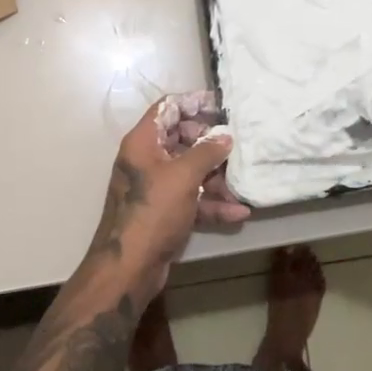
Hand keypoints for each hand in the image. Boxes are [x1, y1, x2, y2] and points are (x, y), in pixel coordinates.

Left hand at [89, 94, 250, 292]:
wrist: (129, 267)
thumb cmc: (153, 211)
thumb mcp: (183, 176)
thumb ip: (206, 152)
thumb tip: (224, 137)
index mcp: (142, 143)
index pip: (167, 109)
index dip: (193, 103)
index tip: (221, 106)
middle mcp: (146, 160)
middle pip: (181, 139)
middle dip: (211, 144)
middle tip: (237, 144)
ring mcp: (155, 188)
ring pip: (189, 172)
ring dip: (216, 178)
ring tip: (242, 182)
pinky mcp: (164, 213)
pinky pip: (191, 200)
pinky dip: (211, 204)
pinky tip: (238, 212)